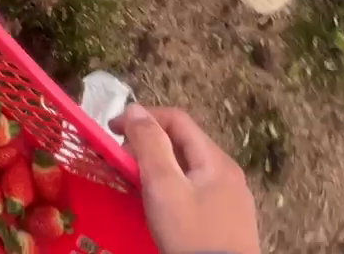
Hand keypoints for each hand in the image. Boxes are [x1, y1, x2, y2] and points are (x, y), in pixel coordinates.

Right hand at [111, 103, 260, 253]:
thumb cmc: (190, 234)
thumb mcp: (163, 185)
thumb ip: (148, 142)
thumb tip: (134, 109)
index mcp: (217, 161)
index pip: (175, 119)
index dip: (140, 116)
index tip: (112, 131)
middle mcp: (228, 174)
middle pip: (180, 141)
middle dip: (145, 142)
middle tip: (121, 161)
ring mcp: (230, 200)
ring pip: (185, 166)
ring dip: (155, 164)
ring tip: (135, 181)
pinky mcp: (227, 221)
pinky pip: (193, 188)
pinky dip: (169, 185)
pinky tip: (158, 204)